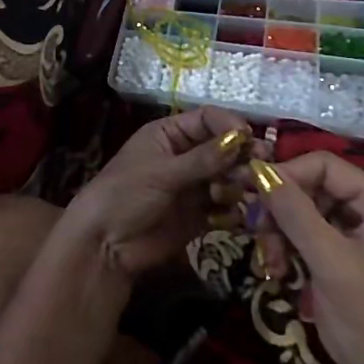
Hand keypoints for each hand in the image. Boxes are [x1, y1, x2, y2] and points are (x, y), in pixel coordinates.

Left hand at [69, 107, 250, 277]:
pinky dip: (235, 212)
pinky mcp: (201, 215)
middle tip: (258, 170)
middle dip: (242, 158)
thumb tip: (240, 138)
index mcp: (169, 134)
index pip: (208, 119)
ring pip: (231, 178)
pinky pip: (229, 208)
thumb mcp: (161, 173)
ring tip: (232, 196)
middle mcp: (185, 155)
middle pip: (226, 149)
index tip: (250, 140)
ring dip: (239, 185)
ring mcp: (195, 186)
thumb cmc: (124, 195)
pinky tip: (231, 218)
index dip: (231, 126)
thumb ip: (202, 159)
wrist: (106, 243)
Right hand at [250, 151, 363, 363]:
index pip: (327, 166)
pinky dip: (288, 248)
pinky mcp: (346, 255)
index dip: (288, 174)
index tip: (253, 196)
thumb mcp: (329, 261)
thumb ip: (295, 212)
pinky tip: (277, 271)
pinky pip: (308, 234)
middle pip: (313, 187)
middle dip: (281, 210)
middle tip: (257, 235)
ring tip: (269, 262)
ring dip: (280, 232)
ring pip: (304, 211)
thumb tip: (259, 170)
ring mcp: (361, 234)